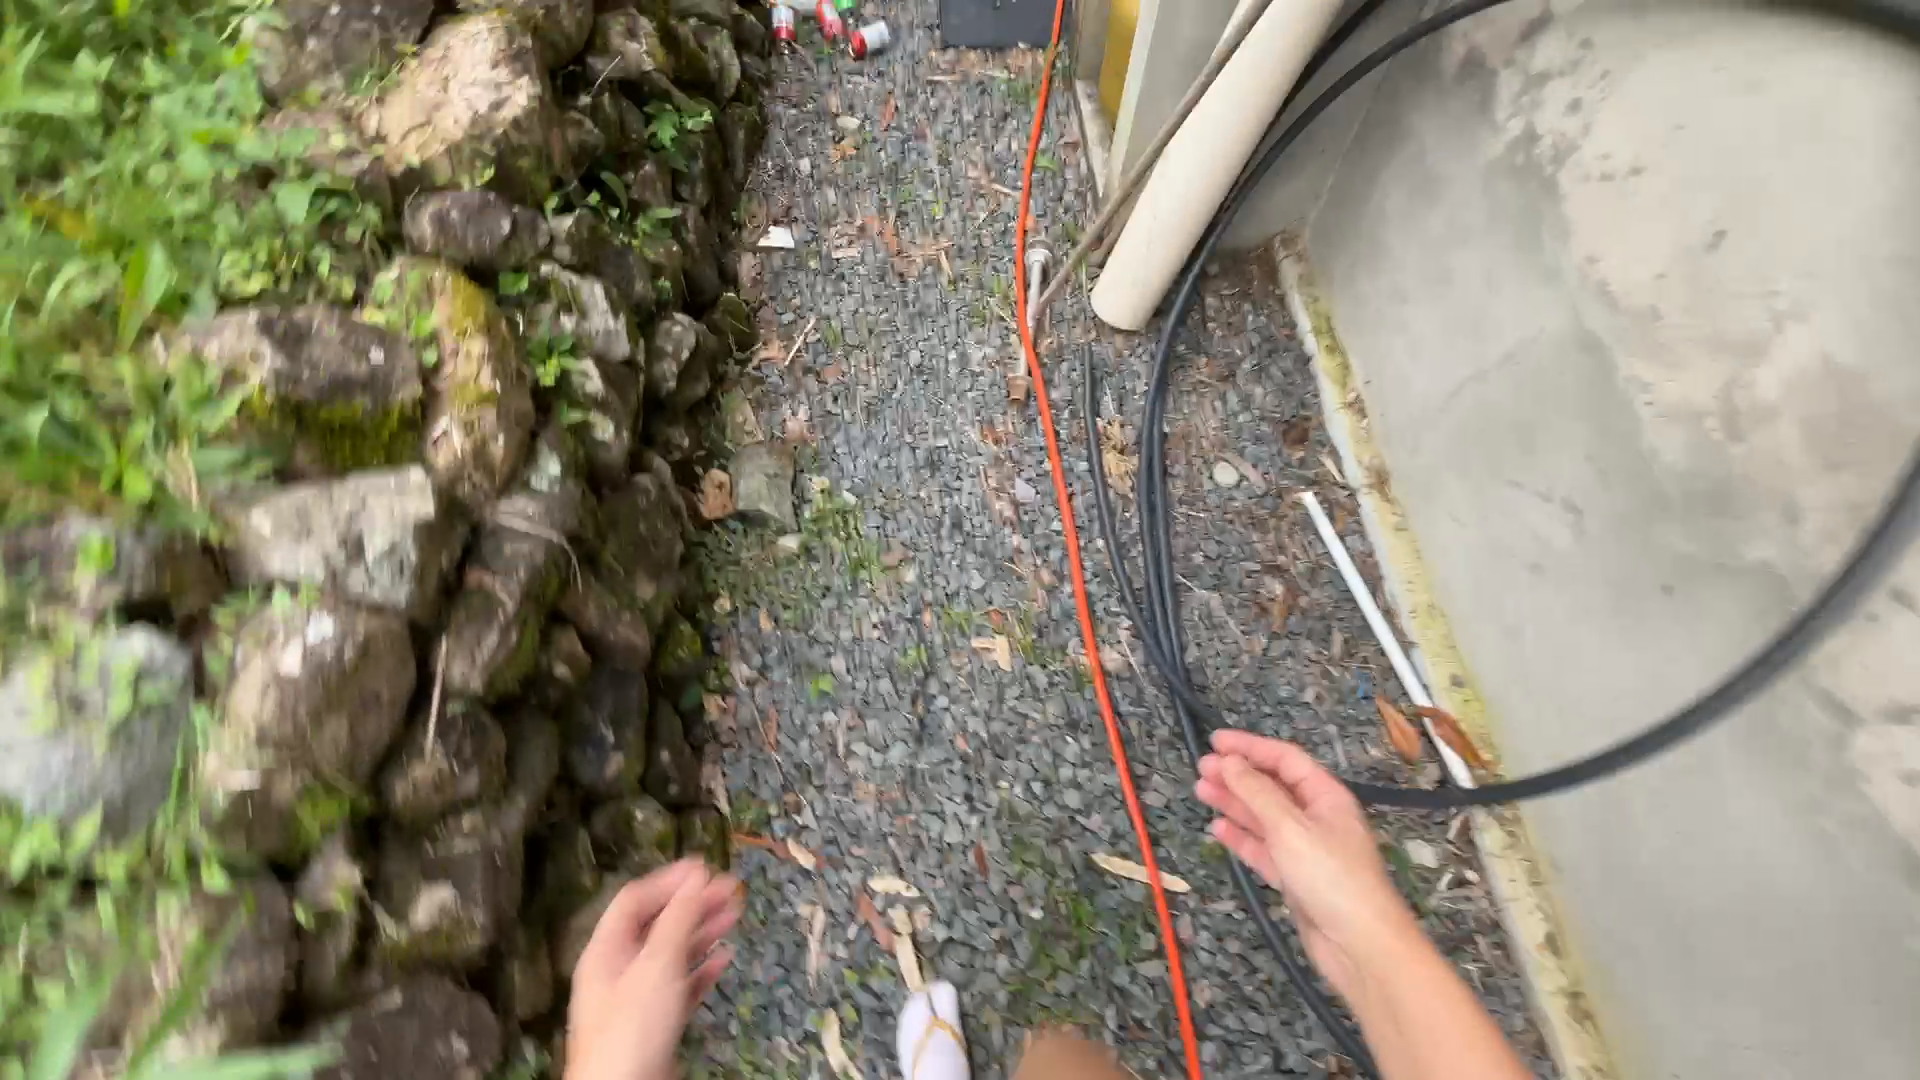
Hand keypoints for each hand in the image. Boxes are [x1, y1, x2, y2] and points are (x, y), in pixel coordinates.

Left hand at [566, 860, 742, 1079]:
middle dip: (694, 903)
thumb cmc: (634, 1024)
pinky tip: (725, 957)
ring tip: (736, 914)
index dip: (670, 880)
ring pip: (673, 951)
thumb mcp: (657, 963)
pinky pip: (681, 984)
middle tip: (731, 888)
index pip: (635, 899)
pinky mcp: (656, 1022)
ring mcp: (637, 997)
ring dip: (703, 929)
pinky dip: (703, 967)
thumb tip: (697, 874)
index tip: (707, 867)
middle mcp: (619, 968)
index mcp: (607, 949)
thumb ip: (679, 916)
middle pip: (658, 923)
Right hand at [1195, 731, 1419, 1002]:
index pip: (1285, 759)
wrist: (1361, 948)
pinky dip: (1241, 837)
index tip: (1215, 741)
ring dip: (1234, 802)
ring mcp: (1305, 848)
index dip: (1250, 747)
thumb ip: (1256, 791)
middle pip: (1272, 786)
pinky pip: (1263, 848)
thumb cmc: (1331, 877)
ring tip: (1201, 791)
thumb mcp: (1290, 827)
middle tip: (1201, 767)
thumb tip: (1228, 761)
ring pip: (1263, 816)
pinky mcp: (1295, 877)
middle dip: (1237, 774)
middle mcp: (1316, 818)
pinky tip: (1218, 828)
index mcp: (1326, 797)